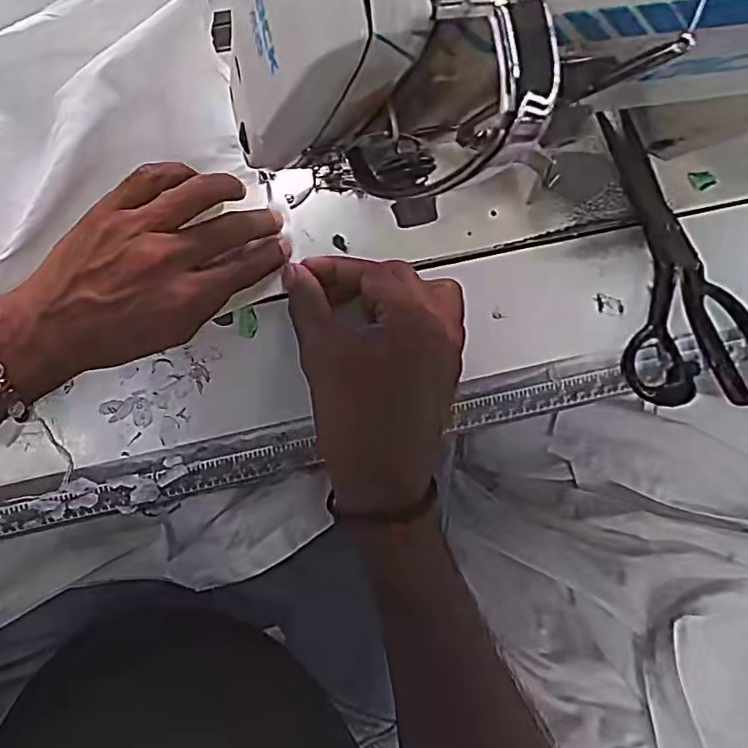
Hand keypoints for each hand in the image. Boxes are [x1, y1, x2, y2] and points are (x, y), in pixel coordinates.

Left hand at [0, 162, 286, 400]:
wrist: (51, 326)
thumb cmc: (102, 336)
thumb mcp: (170, 333)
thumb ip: (207, 304)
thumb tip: (231, 280)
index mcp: (183, 294)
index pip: (243, 266)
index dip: (268, 255)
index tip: (276, 248)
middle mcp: (165, 256)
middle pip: (229, 228)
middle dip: (259, 222)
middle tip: (267, 219)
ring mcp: (137, 227)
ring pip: (196, 192)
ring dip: (226, 188)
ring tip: (236, 189)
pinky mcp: (111, 210)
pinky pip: (151, 177)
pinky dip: (176, 172)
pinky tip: (188, 177)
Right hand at [283, 257, 464, 515]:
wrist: (381, 478)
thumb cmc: (361, 428)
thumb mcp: (322, 353)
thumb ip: (309, 305)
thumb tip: (300, 279)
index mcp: (416, 319)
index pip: (374, 272)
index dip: (334, 268)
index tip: (309, 273)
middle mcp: (440, 330)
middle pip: (400, 278)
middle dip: (357, 278)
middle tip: (322, 288)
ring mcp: (446, 350)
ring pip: (423, 296)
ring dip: (387, 292)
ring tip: (353, 304)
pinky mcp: (443, 369)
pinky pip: (430, 322)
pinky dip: (403, 315)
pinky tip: (375, 330)